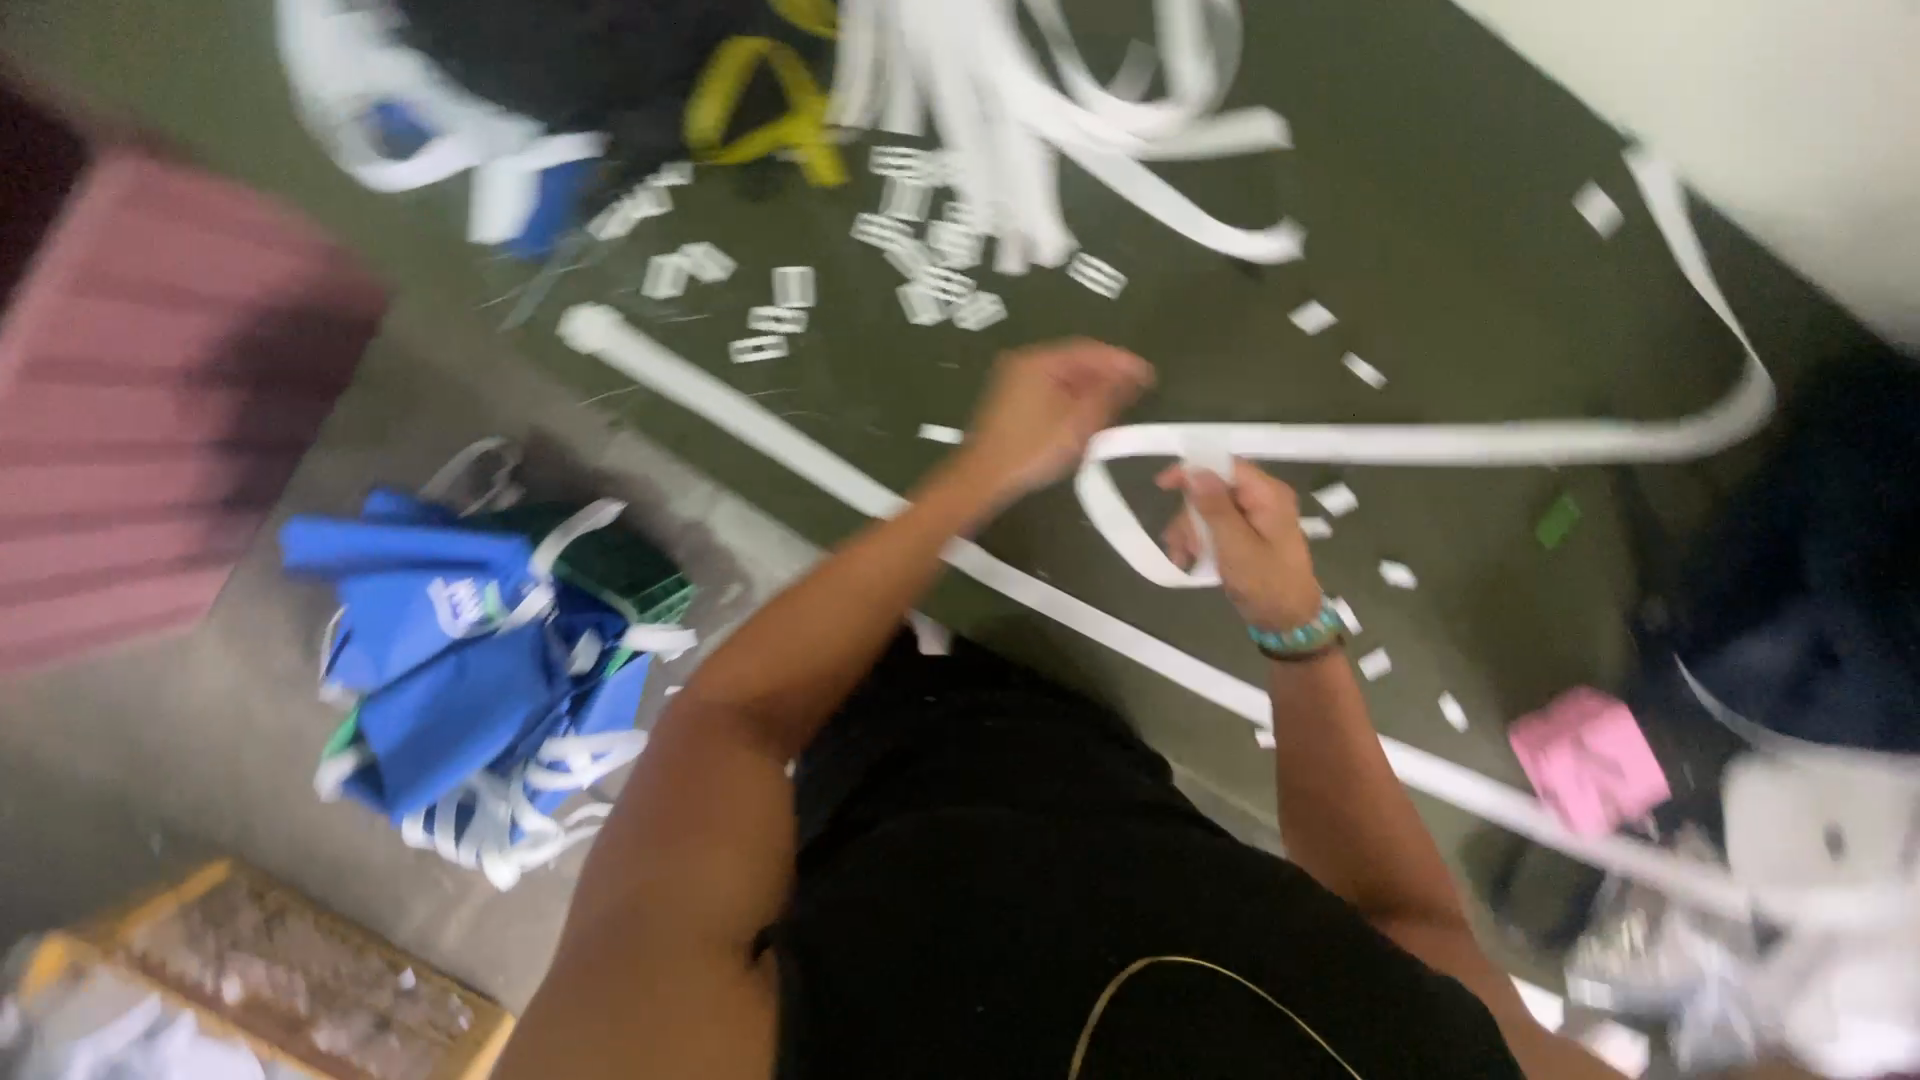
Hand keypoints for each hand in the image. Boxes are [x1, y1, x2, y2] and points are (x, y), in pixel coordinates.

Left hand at [955, 338, 1153, 503]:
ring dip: (1090, 389)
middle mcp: (1023, 363)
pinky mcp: (1009, 403)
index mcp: (1039, 360)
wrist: (984, 477)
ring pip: (1062, 378)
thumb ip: (1110, 394)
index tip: (1148, 374)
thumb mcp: (1080, 421)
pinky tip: (1088, 415)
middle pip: (1075, 361)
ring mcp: (1013, 382)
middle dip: (1107, 375)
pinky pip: (1049, 391)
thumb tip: (1135, 374)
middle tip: (1137, 390)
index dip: (1121, 361)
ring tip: (1117, 404)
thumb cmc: (1033, 447)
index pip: (1089, 350)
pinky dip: (1072, 399)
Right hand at [1157, 461, 1323, 629]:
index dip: (1192, 471)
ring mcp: (1253, 517)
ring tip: (1183, 558)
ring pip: (1206, 510)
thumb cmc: (1266, 584)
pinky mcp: (1244, 533)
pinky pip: (1212, 526)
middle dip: (1190, 517)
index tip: (1161, 485)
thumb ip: (1215, 508)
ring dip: (1189, 532)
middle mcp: (1261, 499)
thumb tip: (1195, 472)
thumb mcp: (1236, 547)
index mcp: (1267, 495)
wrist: (1287, 621)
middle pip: (1210, 490)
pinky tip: (1188, 560)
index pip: (1225, 466)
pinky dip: (1197, 541)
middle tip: (1181, 545)